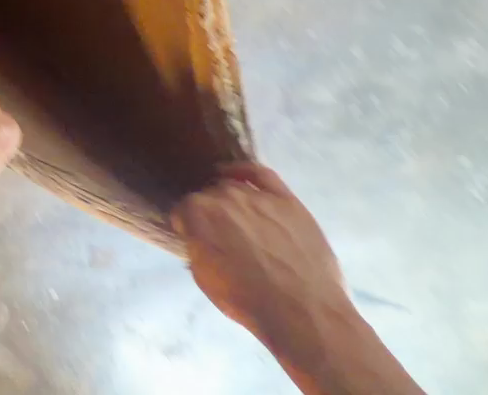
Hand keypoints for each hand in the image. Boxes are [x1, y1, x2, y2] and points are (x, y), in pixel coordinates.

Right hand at [174, 163, 348, 339]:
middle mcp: (222, 196)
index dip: (188, 228)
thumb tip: (197, 239)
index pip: (182, 211)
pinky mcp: (286, 201)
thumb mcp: (204, 278)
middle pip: (207, 196)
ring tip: (237, 218)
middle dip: (209, 213)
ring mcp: (257, 196)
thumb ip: (195, 248)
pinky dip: (244, 171)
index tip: (195, 242)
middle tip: (220, 236)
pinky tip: (236, 174)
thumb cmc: (248, 302)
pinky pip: (260, 173)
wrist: (305, 316)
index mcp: (196, 213)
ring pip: (232, 186)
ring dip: (229, 200)